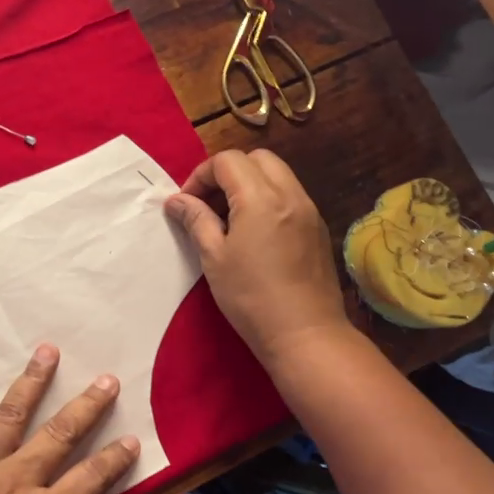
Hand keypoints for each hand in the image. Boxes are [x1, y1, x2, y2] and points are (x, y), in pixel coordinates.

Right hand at [163, 149, 351, 365]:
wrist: (305, 334)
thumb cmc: (250, 297)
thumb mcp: (214, 257)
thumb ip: (196, 220)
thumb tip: (176, 200)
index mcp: (261, 198)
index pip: (227, 161)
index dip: (201, 175)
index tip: (187, 204)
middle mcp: (290, 195)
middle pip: (257, 159)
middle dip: (227, 172)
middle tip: (208, 203)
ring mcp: (308, 210)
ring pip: (276, 174)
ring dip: (248, 184)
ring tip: (227, 218)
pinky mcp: (317, 227)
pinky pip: (289, 195)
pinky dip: (267, 199)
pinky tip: (252, 232)